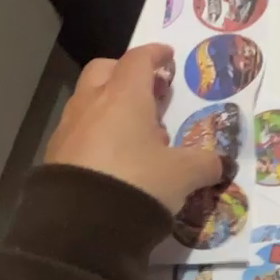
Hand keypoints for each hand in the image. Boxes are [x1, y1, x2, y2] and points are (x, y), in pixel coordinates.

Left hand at [44, 44, 230, 212]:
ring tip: (136, 130)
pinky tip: (115, 156)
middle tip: (149, 89)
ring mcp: (70, 127)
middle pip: (105, 70)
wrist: (83, 224)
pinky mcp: (57, 153)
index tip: (167, 56)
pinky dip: (99, 131)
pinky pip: (81, 129)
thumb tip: (221, 163)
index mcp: (125, 96)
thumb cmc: (139, 182)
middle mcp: (93, 103)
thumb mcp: (185, 174)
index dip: (155, 55)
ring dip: (111, 104)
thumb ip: (206, 164)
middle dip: (126, 73)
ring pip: (90, 100)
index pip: (139, 60)